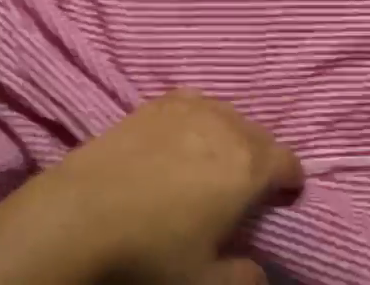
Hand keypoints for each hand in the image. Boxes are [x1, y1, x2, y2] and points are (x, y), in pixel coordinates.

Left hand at [0, 89, 303, 284]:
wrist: (79, 214)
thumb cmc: (150, 252)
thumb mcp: (204, 282)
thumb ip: (244, 277)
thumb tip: (258, 270)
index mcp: (248, 165)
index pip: (287, 162)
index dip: (290, 181)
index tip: (284, 197)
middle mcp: (225, 124)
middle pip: (259, 134)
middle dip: (262, 156)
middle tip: (250, 184)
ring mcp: (188, 107)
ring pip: (228, 114)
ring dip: (232, 134)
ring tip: (218, 160)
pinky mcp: (155, 103)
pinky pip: (194, 104)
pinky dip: (201, 120)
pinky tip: (186, 140)